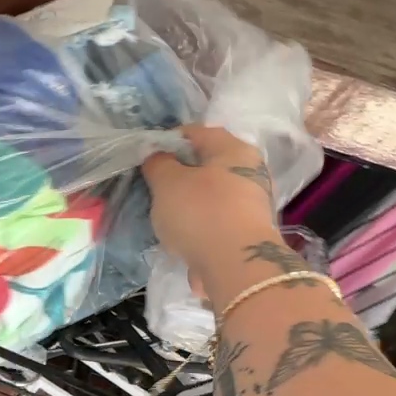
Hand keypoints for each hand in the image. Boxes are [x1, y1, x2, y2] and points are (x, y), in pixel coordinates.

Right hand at [141, 124, 280, 287]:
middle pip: (207, 162)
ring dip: (187, 198)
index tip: (144, 157)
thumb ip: (158, 164)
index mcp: (233, 150)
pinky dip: (196, 219)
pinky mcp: (244, 228)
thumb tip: (157, 157)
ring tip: (162, 213)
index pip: (197, 132)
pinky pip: (214, 215)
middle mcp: (249, 169)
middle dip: (178, 171)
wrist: (234, 262)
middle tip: (151, 186)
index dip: (167, 140)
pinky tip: (180, 233)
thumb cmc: (200, 213)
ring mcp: (250, 200)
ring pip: (210, 190)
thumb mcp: (168, 183)